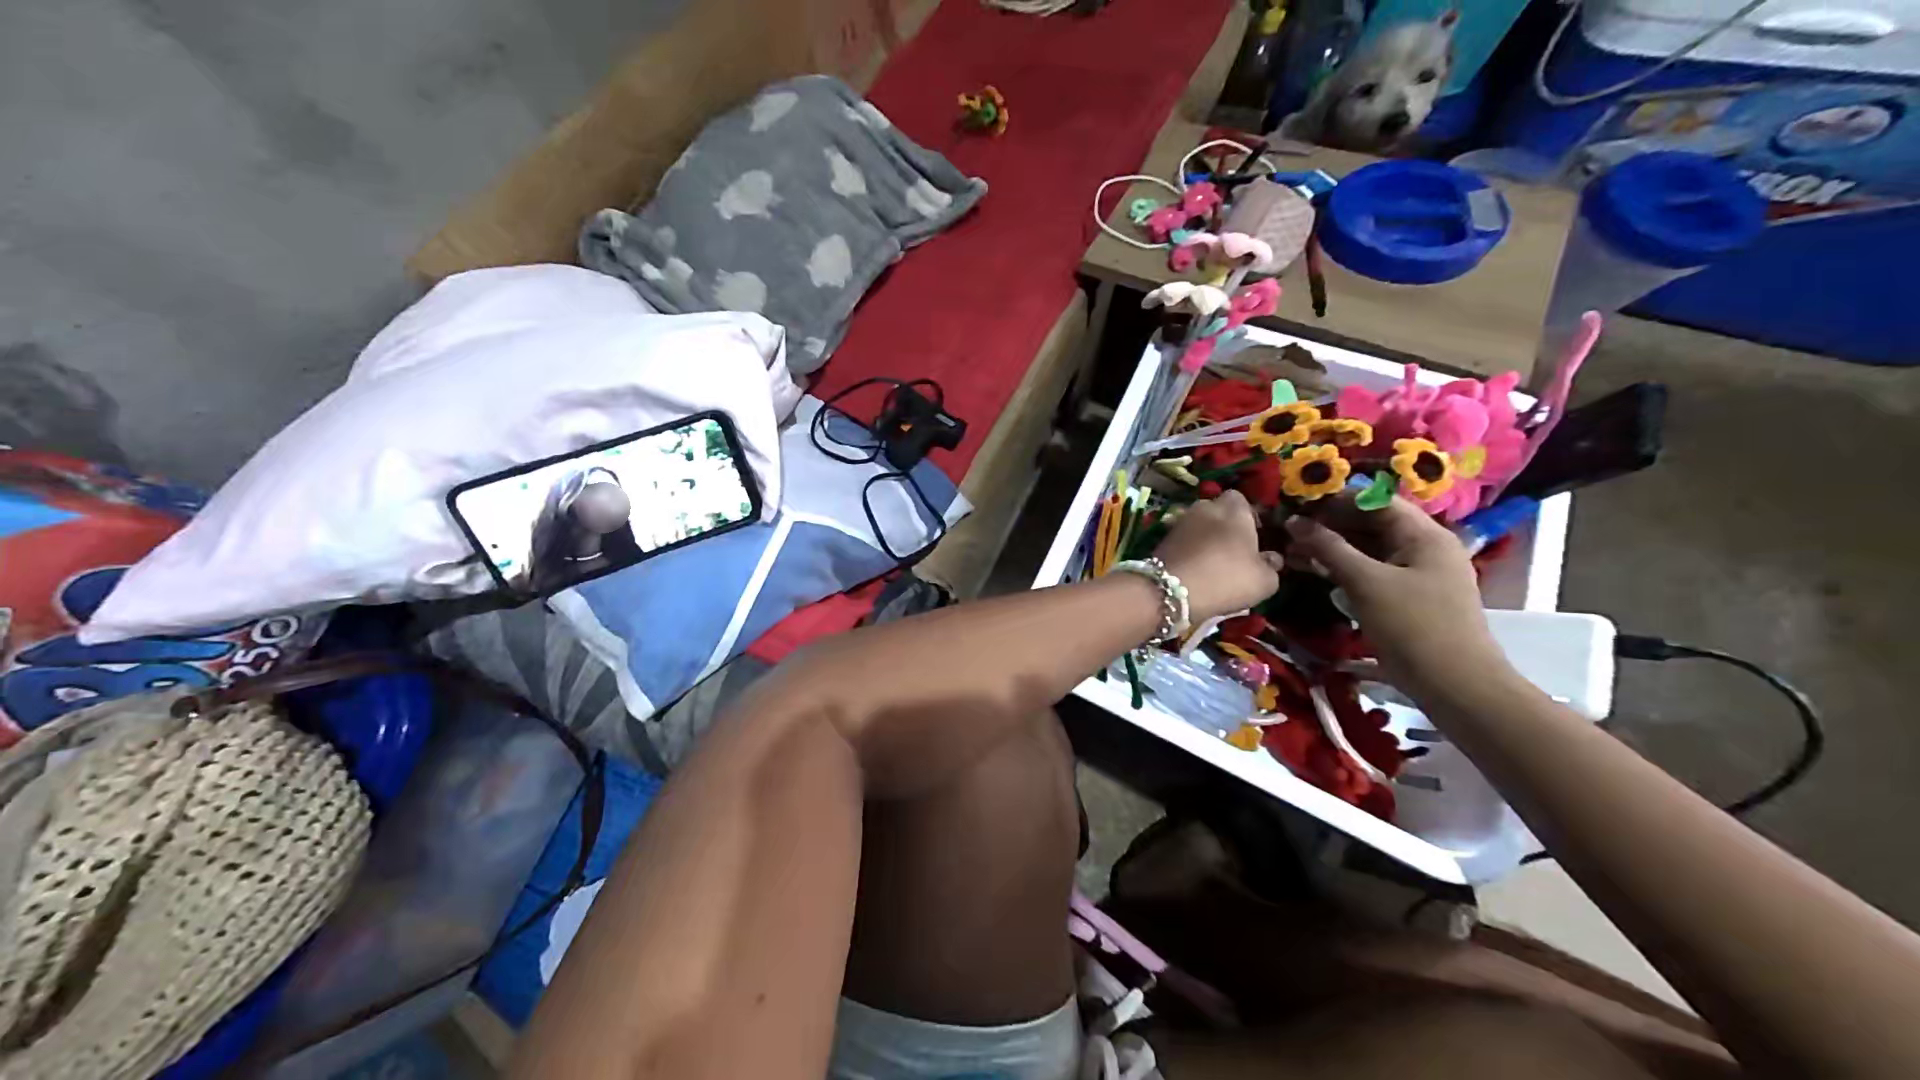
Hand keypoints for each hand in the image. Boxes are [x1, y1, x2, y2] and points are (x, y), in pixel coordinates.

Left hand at [1153, 491, 1282, 623]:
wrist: (1171, 590)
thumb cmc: (1227, 579)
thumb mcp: (1264, 581)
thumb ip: (1271, 566)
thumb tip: (1271, 558)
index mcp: (1233, 509)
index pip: (1242, 500)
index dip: (1249, 516)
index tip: (1254, 537)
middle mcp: (1204, 508)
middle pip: (1217, 510)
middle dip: (1224, 525)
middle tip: (1233, 551)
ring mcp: (1179, 521)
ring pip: (1197, 525)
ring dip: (1204, 538)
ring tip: (1212, 563)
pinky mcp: (1161, 538)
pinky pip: (1182, 540)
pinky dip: (1188, 550)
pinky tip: (1193, 569)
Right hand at [1283, 497, 1508, 696]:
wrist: (1455, 686)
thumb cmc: (1414, 627)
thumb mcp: (1367, 583)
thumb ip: (1329, 548)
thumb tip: (1294, 521)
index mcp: (1425, 536)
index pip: (1377, 501)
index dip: (1336, 499)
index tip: (1298, 502)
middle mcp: (1425, 548)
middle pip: (1372, 524)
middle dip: (1330, 524)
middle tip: (1288, 527)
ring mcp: (1418, 575)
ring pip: (1369, 549)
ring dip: (1332, 548)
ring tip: (1292, 549)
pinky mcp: (1408, 599)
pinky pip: (1371, 572)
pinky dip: (1344, 569)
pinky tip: (1314, 572)